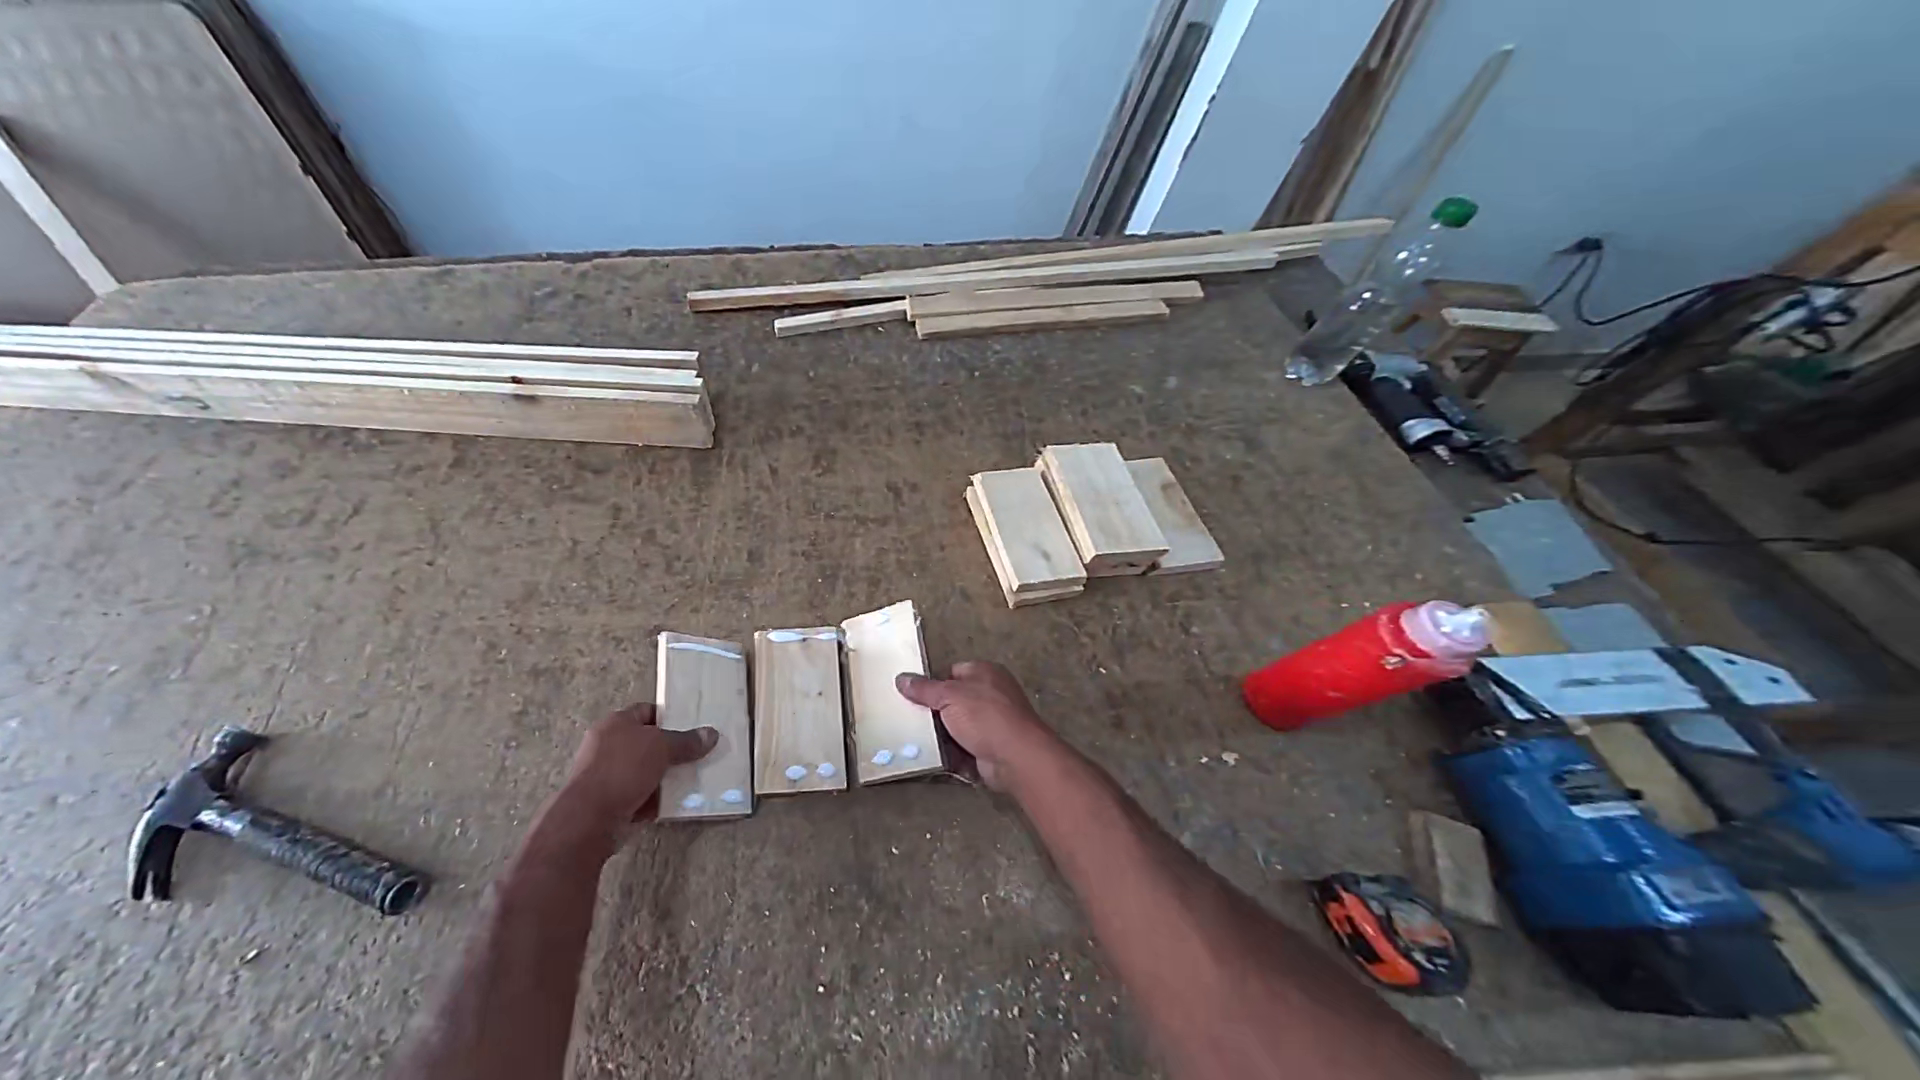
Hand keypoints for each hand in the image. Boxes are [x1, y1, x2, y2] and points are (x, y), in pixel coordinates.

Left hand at [560, 704, 717, 829]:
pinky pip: (639, 794)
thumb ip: (687, 741)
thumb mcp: (662, 747)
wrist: (589, 819)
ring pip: (645, 770)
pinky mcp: (608, 801)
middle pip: (647, 742)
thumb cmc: (624, 769)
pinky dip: (655, 798)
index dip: (670, 716)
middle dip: (671, 749)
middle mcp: (607, 745)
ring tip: (692, 778)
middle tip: (696, 753)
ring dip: (665, 776)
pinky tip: (677, 801)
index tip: (692, 726)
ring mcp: (606, 774)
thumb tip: (712, 734)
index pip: (647, 711)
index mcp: (615, 723)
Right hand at [895, 661, 1058, 790]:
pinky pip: (965, 747)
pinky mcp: (991, 746)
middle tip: (911, 721)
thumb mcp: (949, 696)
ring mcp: (992, 722)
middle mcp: (991, 694)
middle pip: (954, 700)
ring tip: (917, 742)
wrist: (1015, 756)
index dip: (934, 683)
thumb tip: (902, 679)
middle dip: (935, 712)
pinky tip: (936, 758)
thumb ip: (924, 689)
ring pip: (958, 726)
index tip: (913, 696)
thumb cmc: (984, 716)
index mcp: (985, 672)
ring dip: (942, 735)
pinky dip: (953, 753)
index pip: (953, 671)